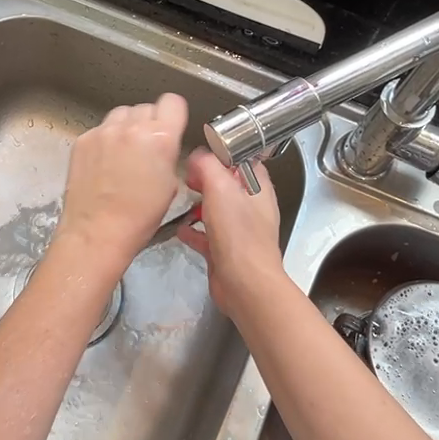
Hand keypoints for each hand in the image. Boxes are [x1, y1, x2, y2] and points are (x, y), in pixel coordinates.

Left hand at [53, 94, 189, 263]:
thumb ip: (168, 155)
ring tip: (124, 154)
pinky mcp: (82, 140)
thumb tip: (162, 146)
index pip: (173, 102)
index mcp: (161, 137)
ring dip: (126, 128)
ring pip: (121, 114)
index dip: (173, 114)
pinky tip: (105, 164)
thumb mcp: (170, 186)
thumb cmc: (139, 218)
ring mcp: (104, 132)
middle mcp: (131, 127)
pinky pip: (101, 129)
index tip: (170, 124)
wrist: (97, 232)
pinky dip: (106, 140)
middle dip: (149, 123)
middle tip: (146, 148)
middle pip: (146, 107)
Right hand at [180, 148, 289, 318]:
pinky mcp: (225, 251)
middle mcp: (251, 208)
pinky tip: (180, 230)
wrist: (244, 285)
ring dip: (199, 205)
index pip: (243, 161)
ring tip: (182, 199)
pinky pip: (206, 235)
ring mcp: (239, 231)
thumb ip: (207, 166)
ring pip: (216, 210)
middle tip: (188, 177)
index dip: (222, 155)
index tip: (201, 154)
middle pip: (227, 185)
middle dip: (206, 180)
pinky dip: (193, 231)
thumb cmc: (238, 235)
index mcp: (258, 189)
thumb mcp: (221, 188)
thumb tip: (196, 156)